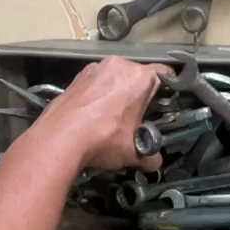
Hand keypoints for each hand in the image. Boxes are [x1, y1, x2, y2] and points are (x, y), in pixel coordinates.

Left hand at [29, 57, 168, 171]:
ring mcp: (94, 68)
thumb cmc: (103, 138)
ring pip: (114, 77)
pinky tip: (93, 115)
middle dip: (139, 93)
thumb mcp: (133, 152)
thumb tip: (155, 164)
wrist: (59, 138)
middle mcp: (118, 65)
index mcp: (139, 77)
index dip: (171, 86)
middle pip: (138, 75)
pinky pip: (95, 83)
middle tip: (138, 115)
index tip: (168, 101)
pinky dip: (98, 95)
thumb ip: (150, 156)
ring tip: (113, 116)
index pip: (165, 73)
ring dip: (117, 92)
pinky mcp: (75, 77)